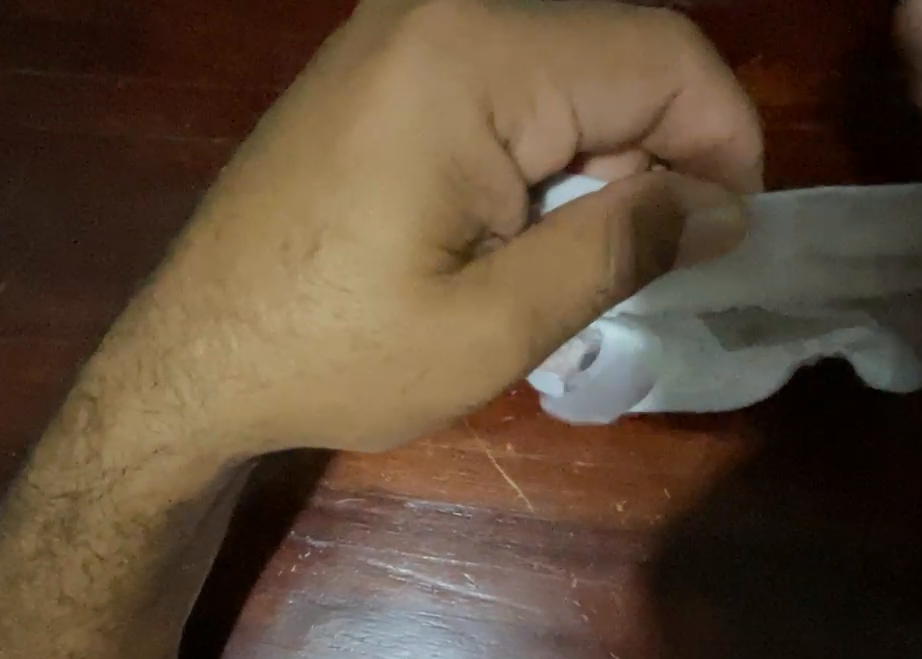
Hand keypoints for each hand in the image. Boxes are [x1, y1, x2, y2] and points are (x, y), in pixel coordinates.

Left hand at [103, 0, 761, 455]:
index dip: (722, 141)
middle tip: (639, 267)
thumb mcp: (492, 328)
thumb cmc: (335, 358)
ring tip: (566, 265)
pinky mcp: (373, 77)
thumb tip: (716, 206)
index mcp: (471, 54)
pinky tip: (510, 235)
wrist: (196, 361)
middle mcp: (434, 11)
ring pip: (557, 79)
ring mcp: (394, 37)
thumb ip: (617, 251)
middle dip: (654, 159)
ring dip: (591, 167)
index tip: (725, 235)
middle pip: (609, 57)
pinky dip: (534, 161)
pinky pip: (496, 95)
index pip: (660, 56)